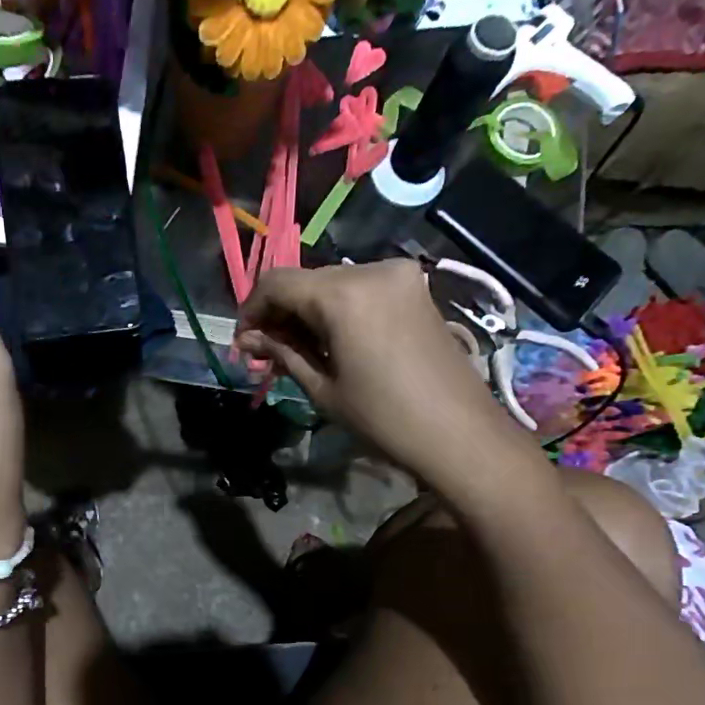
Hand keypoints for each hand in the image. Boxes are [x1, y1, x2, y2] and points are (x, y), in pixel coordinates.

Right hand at [236, 260, 527, 490]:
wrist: (460, 434)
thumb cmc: (385, 419)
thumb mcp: (324, 389)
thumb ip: (284, 353)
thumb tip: (249, 339)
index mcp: (344, 294)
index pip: (277, 283)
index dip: (252, 309)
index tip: (244, 342)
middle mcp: (371, 270)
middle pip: (306, 281)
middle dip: (282, 314)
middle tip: (268, 354)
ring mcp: (399, 276)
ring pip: (334, 285)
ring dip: (310, 313)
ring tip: (299, 353)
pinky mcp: (415, 289)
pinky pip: (362, 291)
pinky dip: (340, 311)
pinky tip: (333, 343)